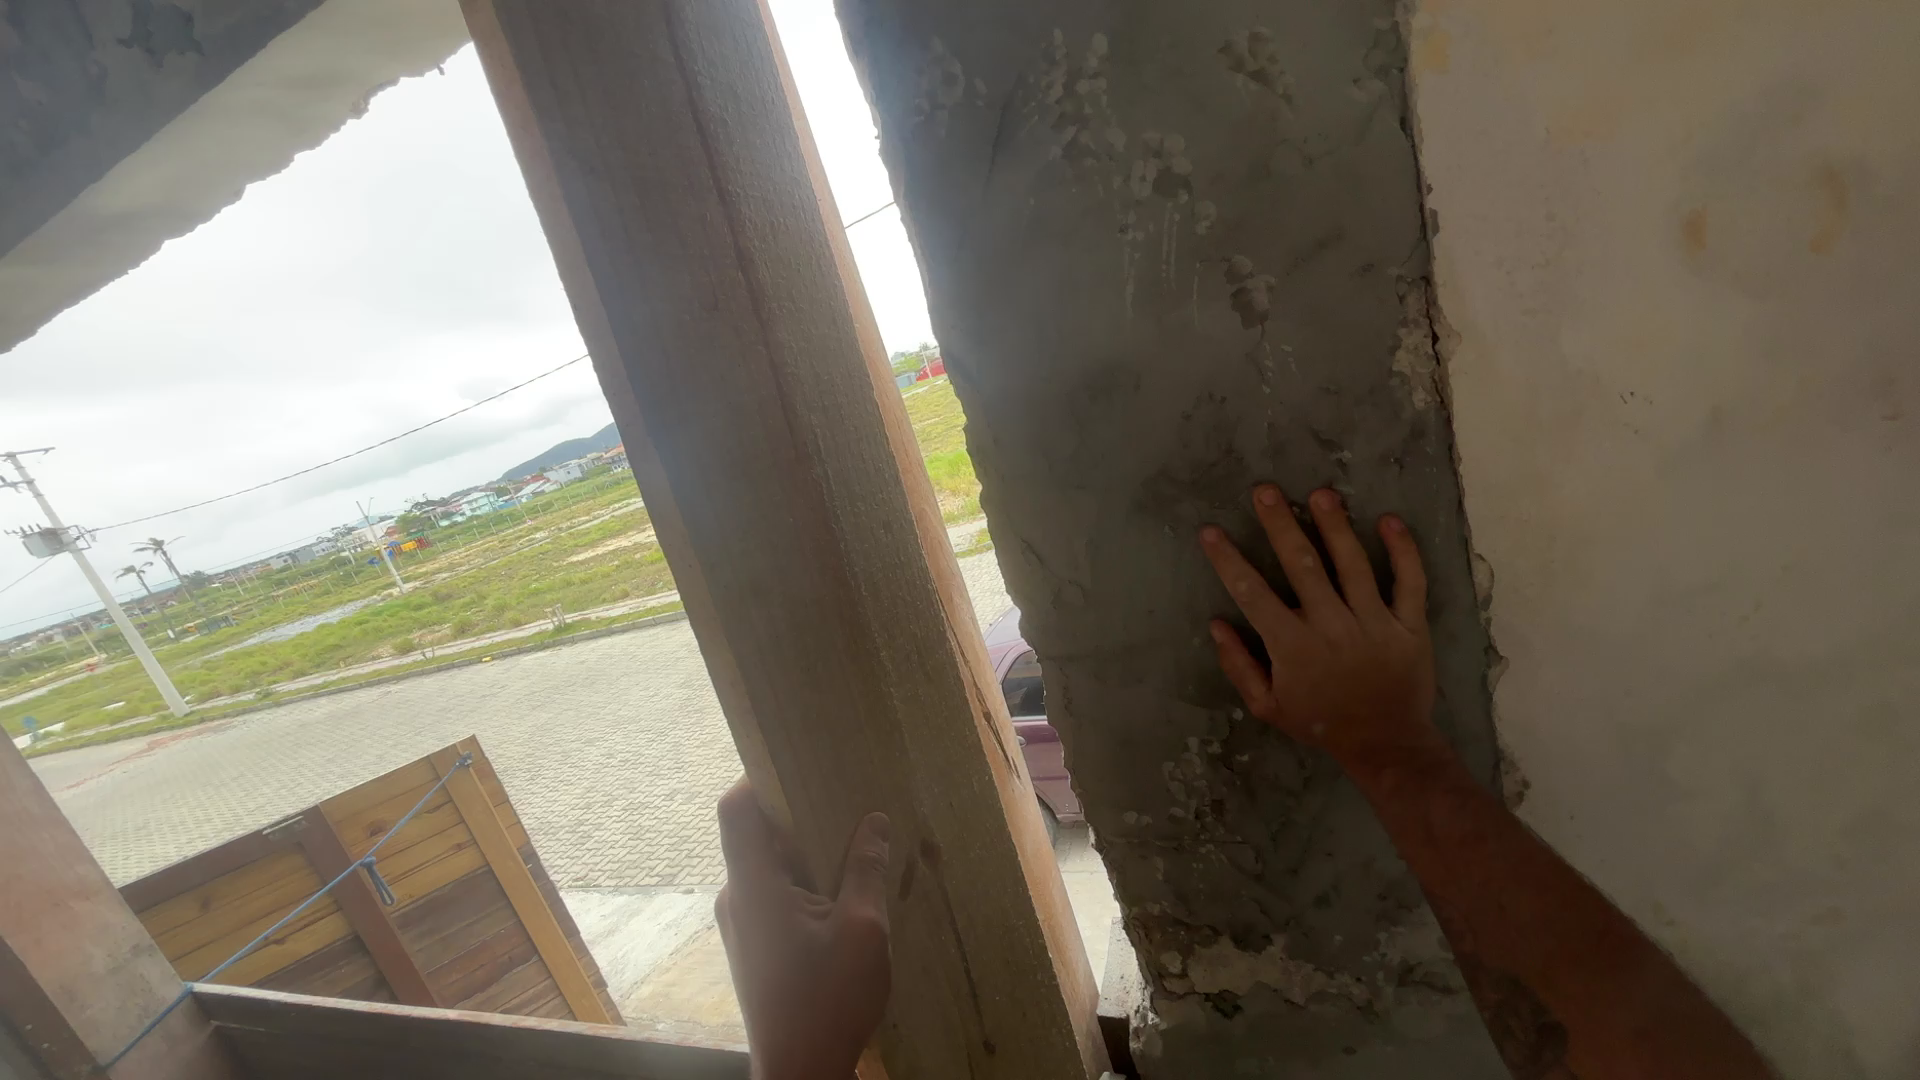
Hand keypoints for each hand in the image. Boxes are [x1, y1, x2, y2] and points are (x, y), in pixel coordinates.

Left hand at [715, 780, 891, 1079]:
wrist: (801, 1077)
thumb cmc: (828, 1001)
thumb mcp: (863, 928)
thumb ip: (866, 868)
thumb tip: (874, 821)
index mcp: (754, 887)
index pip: (735, 810)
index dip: (758, 777)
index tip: (798, 764)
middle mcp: (738, 898)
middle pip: (756, 833)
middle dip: (800, 814)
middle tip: (846, 802)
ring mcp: (743, 923)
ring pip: (769, 865)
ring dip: (807, 851)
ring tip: (854, 845)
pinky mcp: (754, 944)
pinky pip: (773, 892)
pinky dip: (804, 880)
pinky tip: (843, 891)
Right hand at [1199, 485, 1442, 772]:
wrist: (1387, 745)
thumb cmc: (1319, 723)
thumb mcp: (1267, 706)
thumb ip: (1239, 665)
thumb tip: (1217, 623)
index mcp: (1292, 645)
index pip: (1251, 592)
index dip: (1228, 560)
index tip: (1211, 531)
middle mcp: (1331, 625)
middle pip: (1302, 564)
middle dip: (1281, 524)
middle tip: (1266, 490)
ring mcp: (1374, 622)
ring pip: (1353, 564)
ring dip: (1336, 526)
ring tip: (1322, 493)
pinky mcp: (1410, 626)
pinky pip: (1409, 583)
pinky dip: (1403, 551)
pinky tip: (1390, 521)